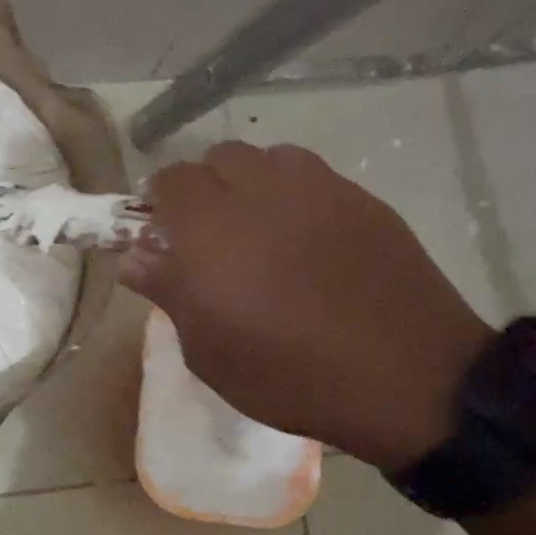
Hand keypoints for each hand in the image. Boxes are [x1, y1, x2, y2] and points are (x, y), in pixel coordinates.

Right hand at [121, 141, 494, 470]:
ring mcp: (315, 189)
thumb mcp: (208, 352)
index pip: (169, 181)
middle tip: (203, 237)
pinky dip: (290, 194)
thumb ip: (168, 294)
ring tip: (253, 231)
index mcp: (210, 231)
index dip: (157, 203)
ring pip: (265, 158)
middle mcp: (259, 193)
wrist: (400, 374)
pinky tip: (300, 238)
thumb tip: (135, 256)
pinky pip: (310, 175)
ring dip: (246, 184)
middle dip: (200, 190)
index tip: (158, 237)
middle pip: (216, 159)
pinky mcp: (359, 198)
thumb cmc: (285, 376)